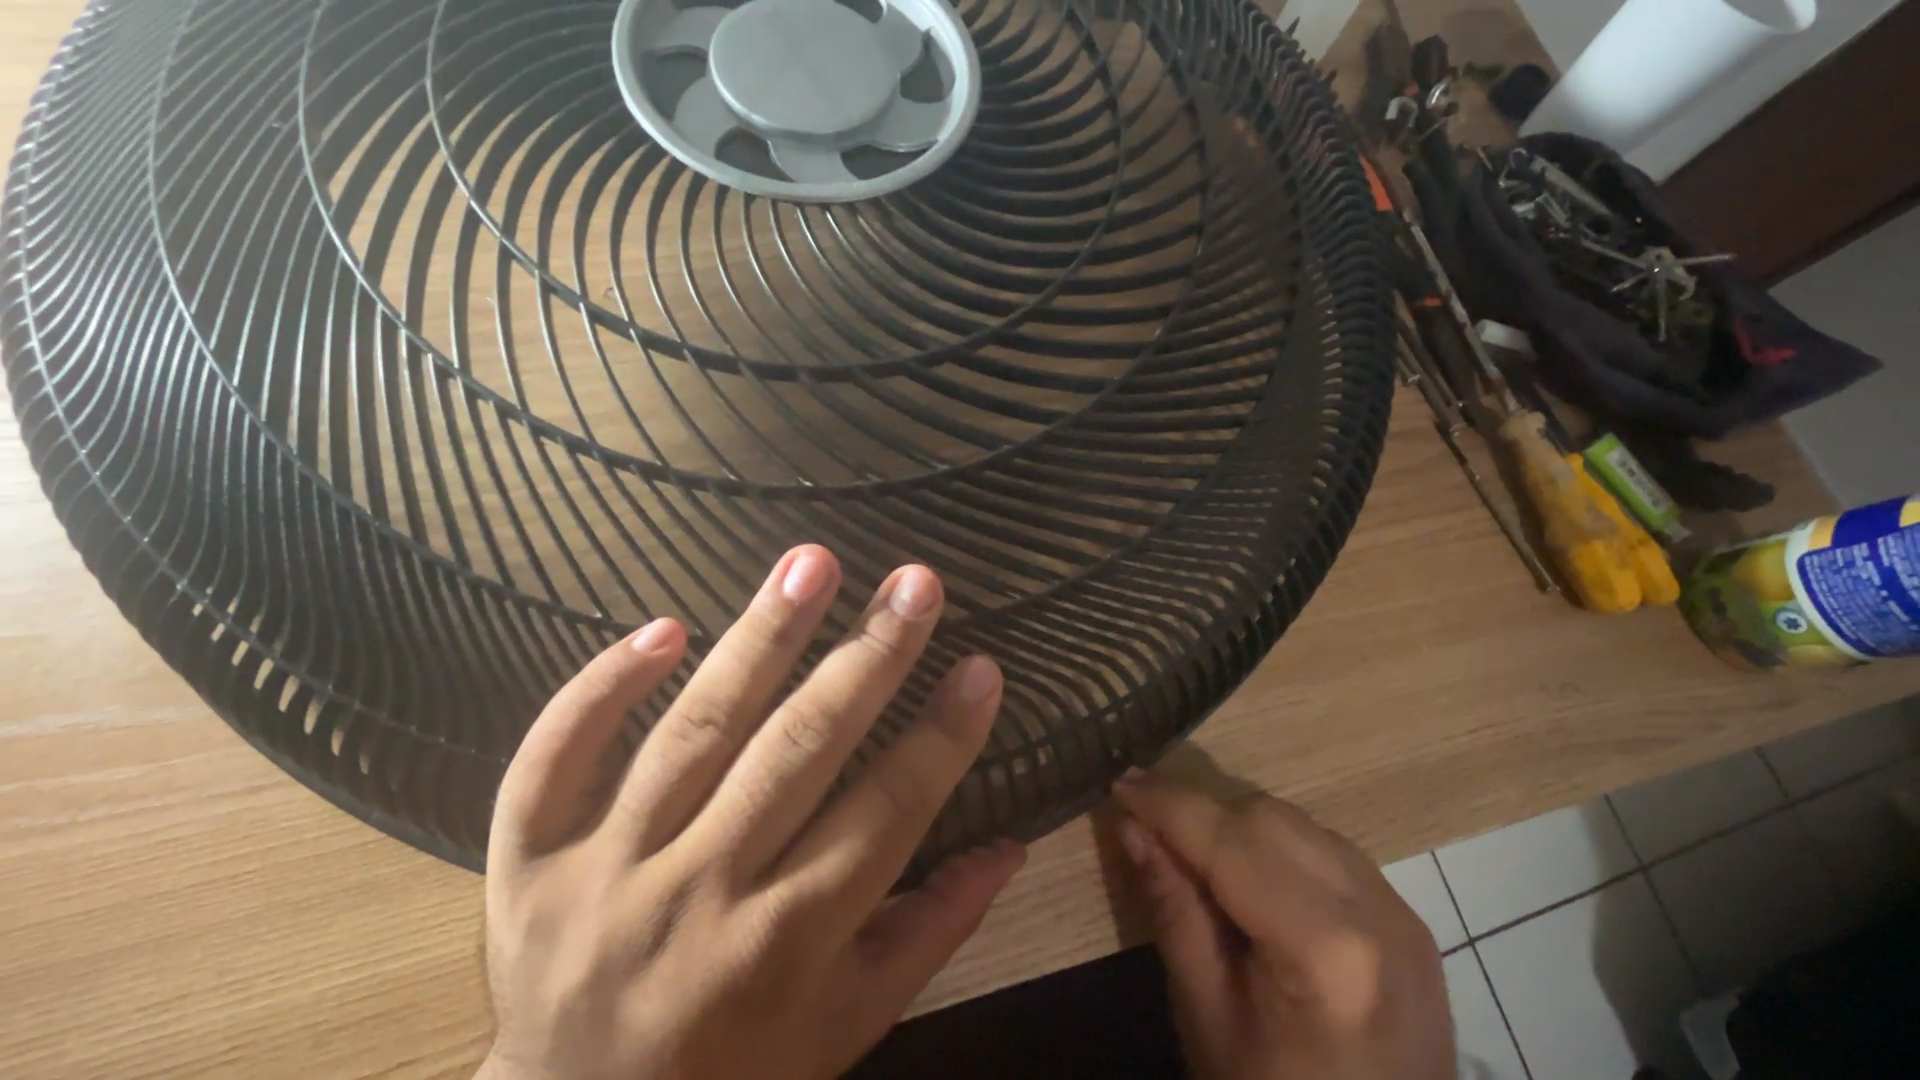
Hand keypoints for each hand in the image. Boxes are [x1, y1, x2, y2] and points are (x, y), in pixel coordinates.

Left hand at [479, 546, 1024, 1079]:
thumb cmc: (739, 1072)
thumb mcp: (850, 1023)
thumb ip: (932, 931)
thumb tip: (1010, 848)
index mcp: (788, 942)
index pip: (886, 815)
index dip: (941, 737)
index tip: (980, 665)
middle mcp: (700, 893)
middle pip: (798, 753)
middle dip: (868, 659)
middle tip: (915, 583)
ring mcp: (604, 868)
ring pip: (692, 734)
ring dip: (759, 640)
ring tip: (812, 564)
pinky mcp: (528, 855)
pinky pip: (556, 756)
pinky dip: (603, 686)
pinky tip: (664, 626)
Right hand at [1112, 771, 1454, 1079]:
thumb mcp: (1205, 1016)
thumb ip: (1174, 911)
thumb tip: (1133, 827)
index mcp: (1324, 951)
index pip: (1231, 843)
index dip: (1170, 806)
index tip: (1119, 783)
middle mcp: (1377, 913)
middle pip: (1269, 819)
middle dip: (1201, 810)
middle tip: (1144, 819)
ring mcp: (1403, 913)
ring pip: (1301, 824)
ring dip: (1238, 822)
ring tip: (1188, 846)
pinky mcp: (1411, 920)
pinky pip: (1330, 849)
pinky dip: (1278, 844)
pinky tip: (1246, 872)